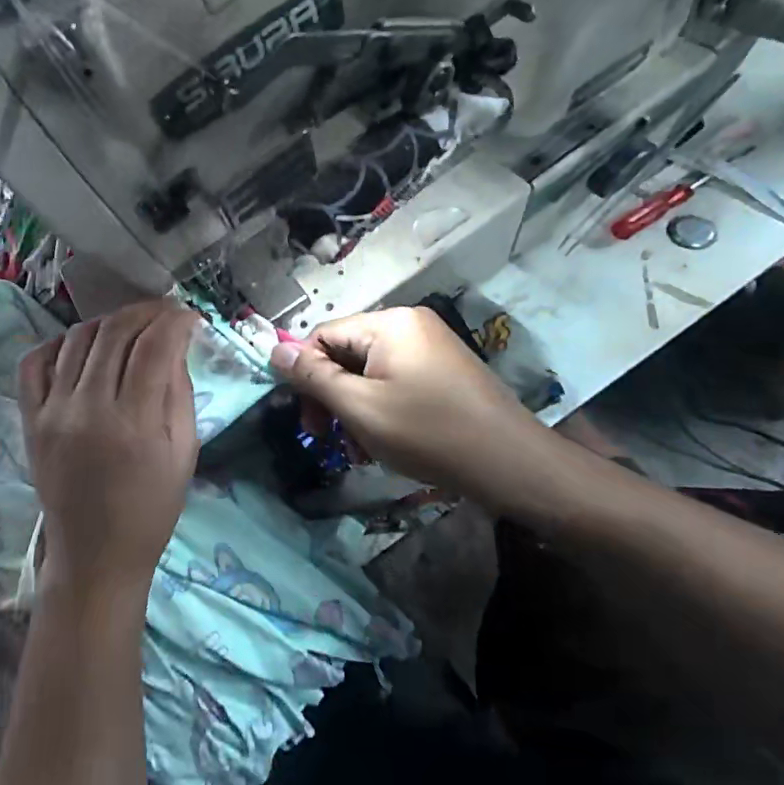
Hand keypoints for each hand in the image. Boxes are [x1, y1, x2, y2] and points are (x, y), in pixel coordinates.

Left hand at [18, 299, 198, 596]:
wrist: (94, 554)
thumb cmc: (151, 508)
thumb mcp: (184, 452)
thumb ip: (179, 392)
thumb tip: (176, 344)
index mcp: (134, 422)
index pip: (154, 346)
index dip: (176, 321)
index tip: (190, 316)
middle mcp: (88, 408)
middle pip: (115, 332)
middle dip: (147, 312)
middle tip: (166, 313)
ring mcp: (52, 412)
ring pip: (78, 338)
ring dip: (110, 321)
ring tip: (132, 327)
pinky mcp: (29, 419)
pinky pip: (36, 361)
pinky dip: (61, 342)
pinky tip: (85, 346)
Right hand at [269, 307, 553, 504]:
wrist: (509, 462)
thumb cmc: (428, 432)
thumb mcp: (361, 408)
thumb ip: (314, 378)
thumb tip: (274, 350)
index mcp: (389, 323)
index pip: (325, 336)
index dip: (306, 376)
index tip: (309, 422)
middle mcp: (410, 324)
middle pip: (348, 352)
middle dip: (333, 397)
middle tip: (329, 440)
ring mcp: (431, 345)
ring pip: (371, 371)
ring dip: (356, 408)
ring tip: (361, 449)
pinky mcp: (445, 369)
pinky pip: (397, 380)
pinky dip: (383, 408)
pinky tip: (386, 442)